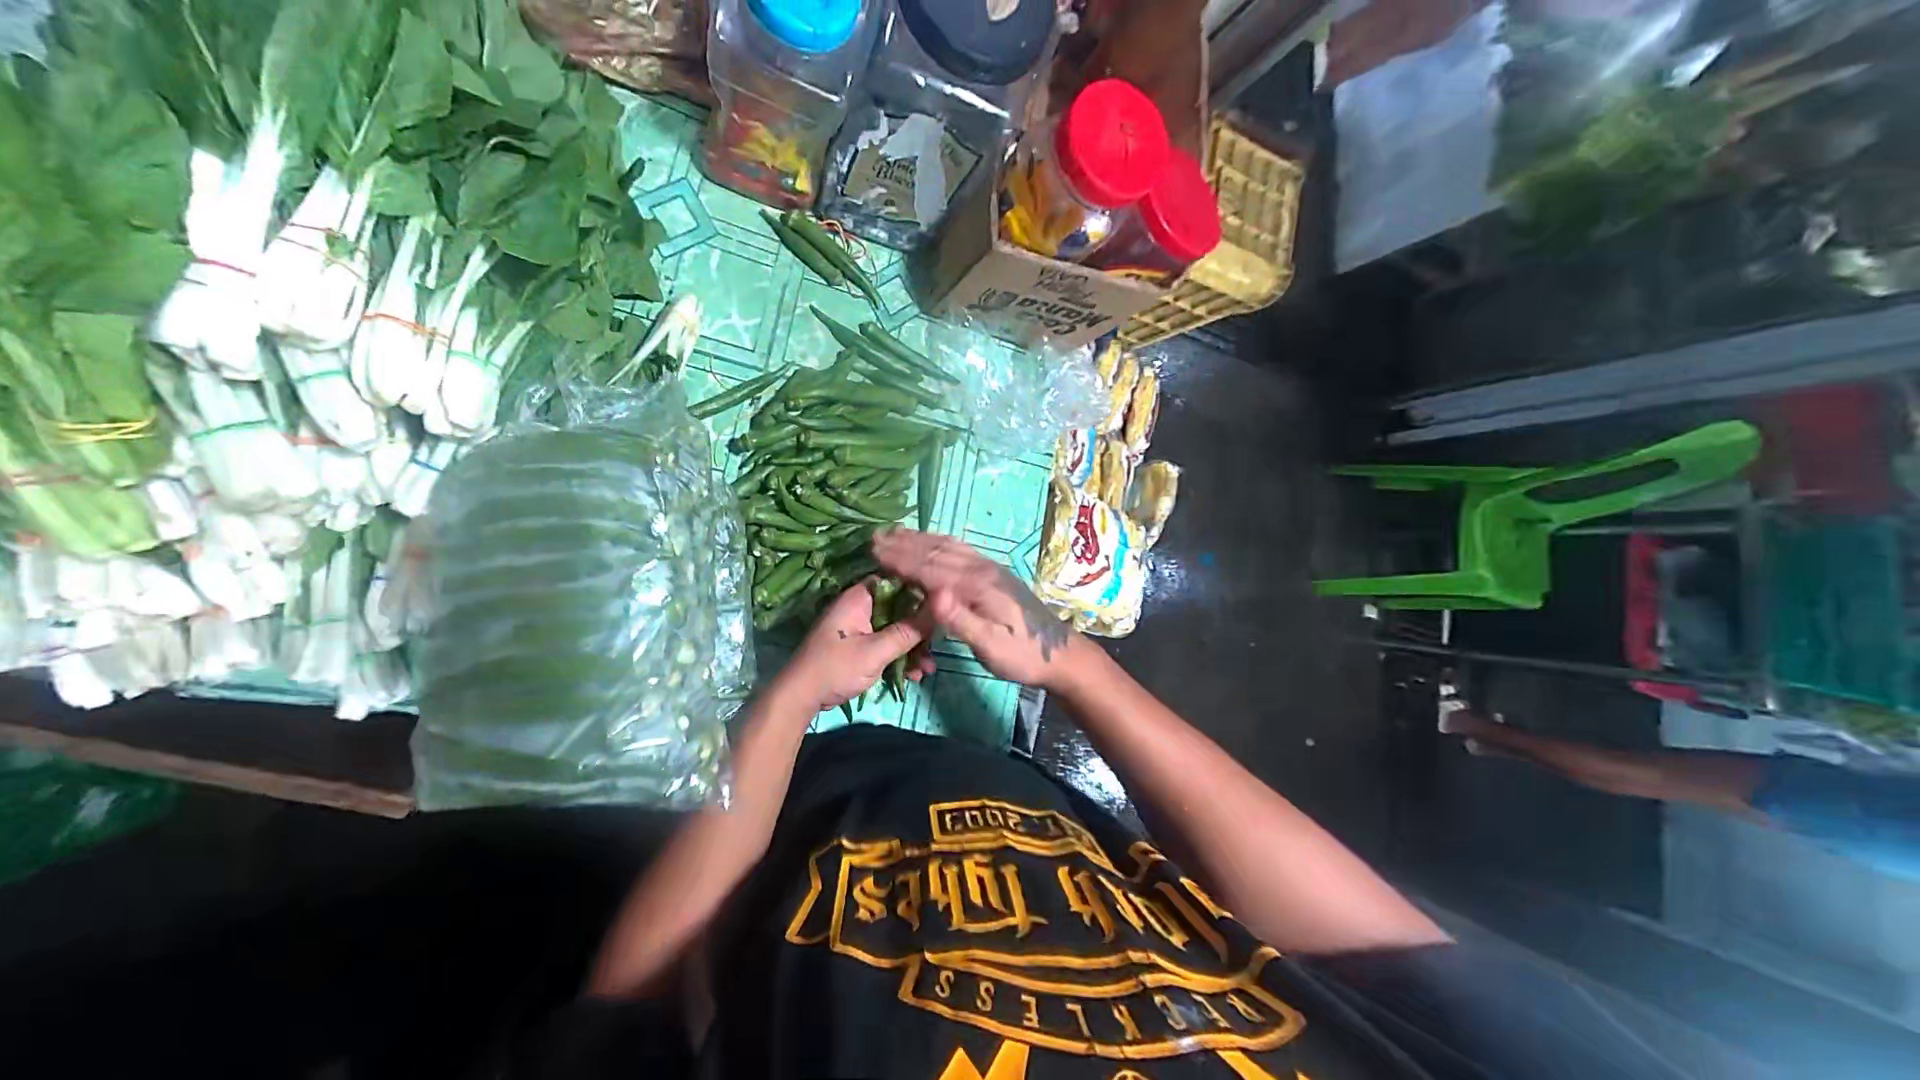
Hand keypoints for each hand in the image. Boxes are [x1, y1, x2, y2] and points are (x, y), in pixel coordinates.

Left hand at [776, 582, 935, 714]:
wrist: (801, 698)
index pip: (896, 581)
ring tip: (927, 670)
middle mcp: (860, 607)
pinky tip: (914, 675)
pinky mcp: (860, 646)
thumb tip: (939, 606)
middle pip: (900, 608)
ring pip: (896, 629)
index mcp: (859, 598)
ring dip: (912, 648)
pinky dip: (900, 657)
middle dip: (920, 629)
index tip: (942, 605)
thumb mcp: (876, 651)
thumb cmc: (835, 668)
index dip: (920, 591)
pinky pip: (886, 644)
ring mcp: (859, 627)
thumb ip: (908, 630)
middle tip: (937, 647)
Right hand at [873, 528, 1089, 691]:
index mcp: (977, 585)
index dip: (901, 559)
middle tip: (874, 536)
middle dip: (904, 544)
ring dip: (919, 539)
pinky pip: (960, 550)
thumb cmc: (1022, 655)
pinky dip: (939, 543)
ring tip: (895, 532)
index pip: (930, 568)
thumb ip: (961, 621)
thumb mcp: (991, 646)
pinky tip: (932, 542)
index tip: (873, 551)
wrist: (1060, 653)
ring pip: (948, 547)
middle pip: (936, 551)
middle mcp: (981, 569)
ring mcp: (989, 568)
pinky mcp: (994, 573)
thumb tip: (934, 594)